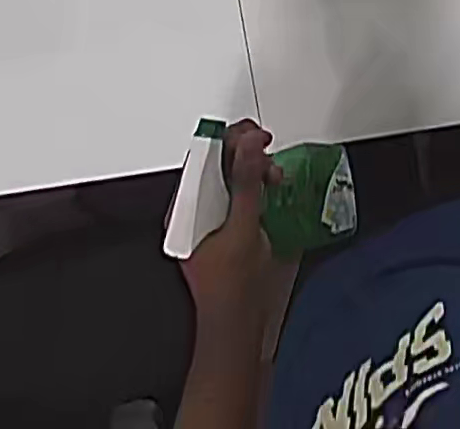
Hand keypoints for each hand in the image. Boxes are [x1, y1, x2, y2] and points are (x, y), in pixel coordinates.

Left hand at [181, 119, 289, 327]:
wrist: (236, 325)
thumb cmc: (235, 283)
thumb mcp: (242, 227)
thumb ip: (245, 183)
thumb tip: (247, 144)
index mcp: (186, 210)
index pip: (202, 159)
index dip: (230, 140)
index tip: (258, 134)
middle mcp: (192, 210)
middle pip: (216, 164)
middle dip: (246, 152)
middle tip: (269, 149)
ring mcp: (207, 217)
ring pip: (228, 175)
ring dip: (254, 167)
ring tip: (273, 175)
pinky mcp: (223, 223)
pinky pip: (236, 190)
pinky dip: (255, 182)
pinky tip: (269, 186)